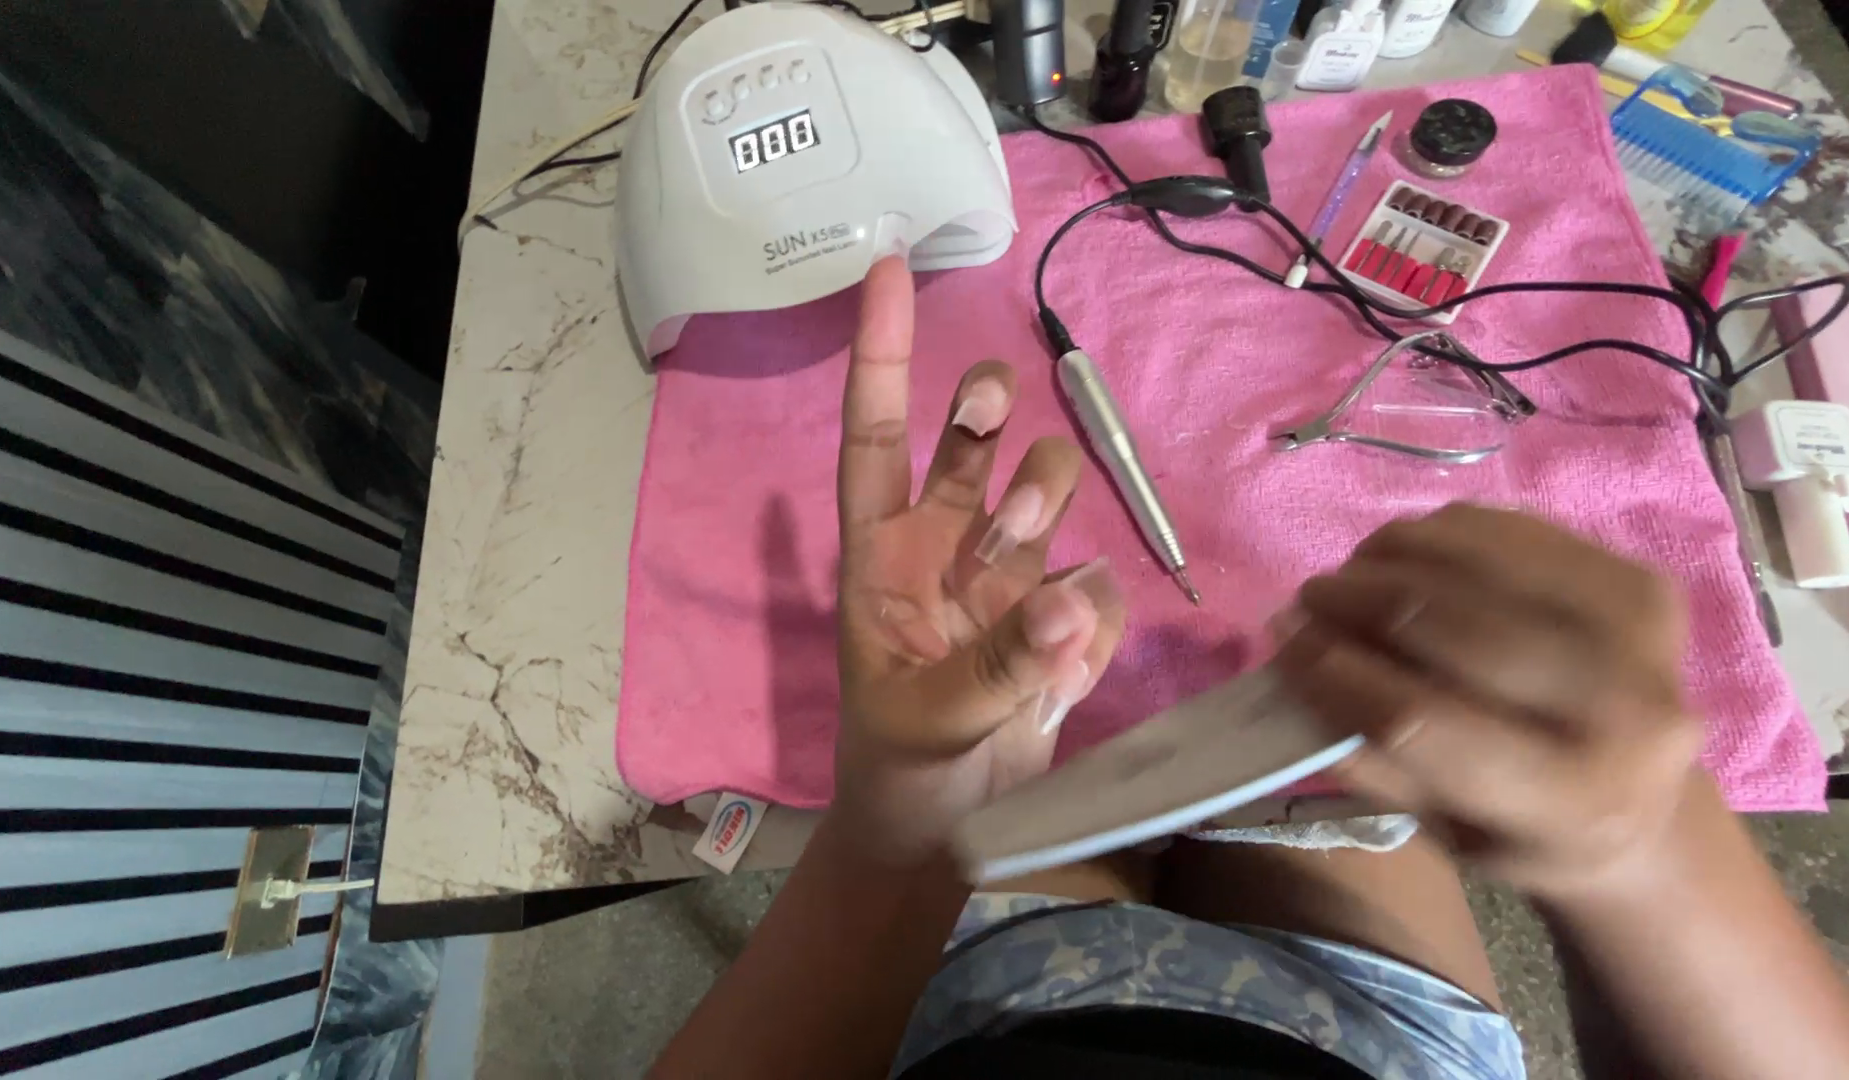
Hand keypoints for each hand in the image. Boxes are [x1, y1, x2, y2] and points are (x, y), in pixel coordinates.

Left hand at [830, 257, 1126, 867]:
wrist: (949, 830)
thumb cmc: (905, 766)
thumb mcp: (931, 717)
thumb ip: (999, 659)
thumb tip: (1069, 590)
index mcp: (884, 554)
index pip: (875, 438)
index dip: (881, 357)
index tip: (885, 268)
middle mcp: (946, 548)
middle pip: (972, 440)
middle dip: (987, 414)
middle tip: (994, 418)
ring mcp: (1008, 577)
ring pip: (1044, 490)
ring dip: (1044, 504)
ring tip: (1033, 577)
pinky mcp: (1060, 615)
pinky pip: (1092, 581)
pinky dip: (1088, 614)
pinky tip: (1062, 669)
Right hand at [1274, 504, 1706, 901]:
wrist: (1644, 807)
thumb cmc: (1510, 825)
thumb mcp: (1428, 824)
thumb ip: (1357, 751)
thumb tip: (1291, 660)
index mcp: (1567, 801)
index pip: (1418, 717)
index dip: (1331, 670)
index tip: (1282, 640)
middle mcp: (1624, 716)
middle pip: (1454, 626)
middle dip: (1354, 599)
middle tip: (1309, 596)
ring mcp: (1641, 639)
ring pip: (1476, 562)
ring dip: (1388, 557)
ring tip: (1353, 575)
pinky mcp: (1637, 584)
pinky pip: (1505, 531)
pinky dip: (1434, 535)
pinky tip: (1407, 561)